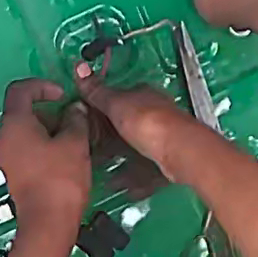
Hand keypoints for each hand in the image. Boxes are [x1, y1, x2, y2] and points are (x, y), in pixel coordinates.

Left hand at [0, 79, 90, 238]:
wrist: (49, 223)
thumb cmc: (60, 179)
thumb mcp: (75, 143)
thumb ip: (75, 120)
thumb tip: (75, 109)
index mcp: (14, 124)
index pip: (20, 89)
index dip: (42, 85)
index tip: (62, 94)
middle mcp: (4, 139)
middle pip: (23, 112)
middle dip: (50, 111)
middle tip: (74, 119)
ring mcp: (8, 159)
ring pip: (27, 133)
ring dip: (50, 130)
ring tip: (75, 139)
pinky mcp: (16, 176)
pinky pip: (28, 151)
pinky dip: (45, 147)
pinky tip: (66, 157)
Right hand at [71, 62, 196, 177]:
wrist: (178, 151)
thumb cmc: (145, 122)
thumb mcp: (116, 104)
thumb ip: (97, 92)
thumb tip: (79, 67)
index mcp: (144, 95)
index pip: (120, 98)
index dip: (102, 109)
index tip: (85, 124)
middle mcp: (155, 114)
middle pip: (127, 126)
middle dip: (109, 139)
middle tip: (89, 151)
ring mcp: (163, 138)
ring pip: (137, 150)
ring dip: (120, 160)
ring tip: (101, 172)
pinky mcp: (167, 161)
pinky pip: (146, 170)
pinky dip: (133, 179)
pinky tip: (121, 188)